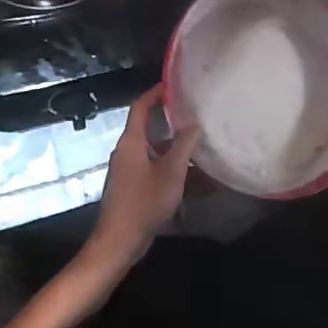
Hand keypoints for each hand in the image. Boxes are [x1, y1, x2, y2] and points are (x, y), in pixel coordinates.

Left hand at [80, 86, 200, 276]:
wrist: (119, 242)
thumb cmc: (144, 202)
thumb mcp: (171, 171)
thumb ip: (184, 145)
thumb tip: (195, 124)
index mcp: (131, 143)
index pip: (140, 108)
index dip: (155, 94)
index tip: (174, 85)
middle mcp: (128, 153)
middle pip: (152, 130)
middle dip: (176, 124)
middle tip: (201, 117)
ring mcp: (131, 172)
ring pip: (159, 153)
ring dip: (181, 152)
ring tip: (208, 149)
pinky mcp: (137, 188)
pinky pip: (160, 170)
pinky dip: (178, 171)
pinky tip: (203, 181)